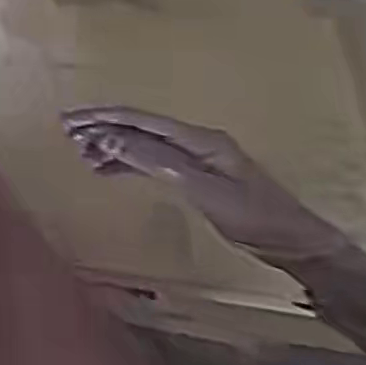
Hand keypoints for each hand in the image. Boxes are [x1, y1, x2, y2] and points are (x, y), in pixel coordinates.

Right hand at [62, 106, 349, 258]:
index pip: (139, 118)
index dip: (101, 117)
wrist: (298, 247)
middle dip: (99, 129)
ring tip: (81, 154)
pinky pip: (146, 159)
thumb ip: (152, 159)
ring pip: (138, 142)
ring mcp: (193, 157)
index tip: (67, 121)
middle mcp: (194, 141)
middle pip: (136, 127)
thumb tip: (105, 137)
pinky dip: (121, 161)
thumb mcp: (200, 187)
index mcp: (199, 139)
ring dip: (108, 145)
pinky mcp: (191, 173)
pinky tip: (102, 169)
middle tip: (67, 137)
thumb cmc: (252, 216)